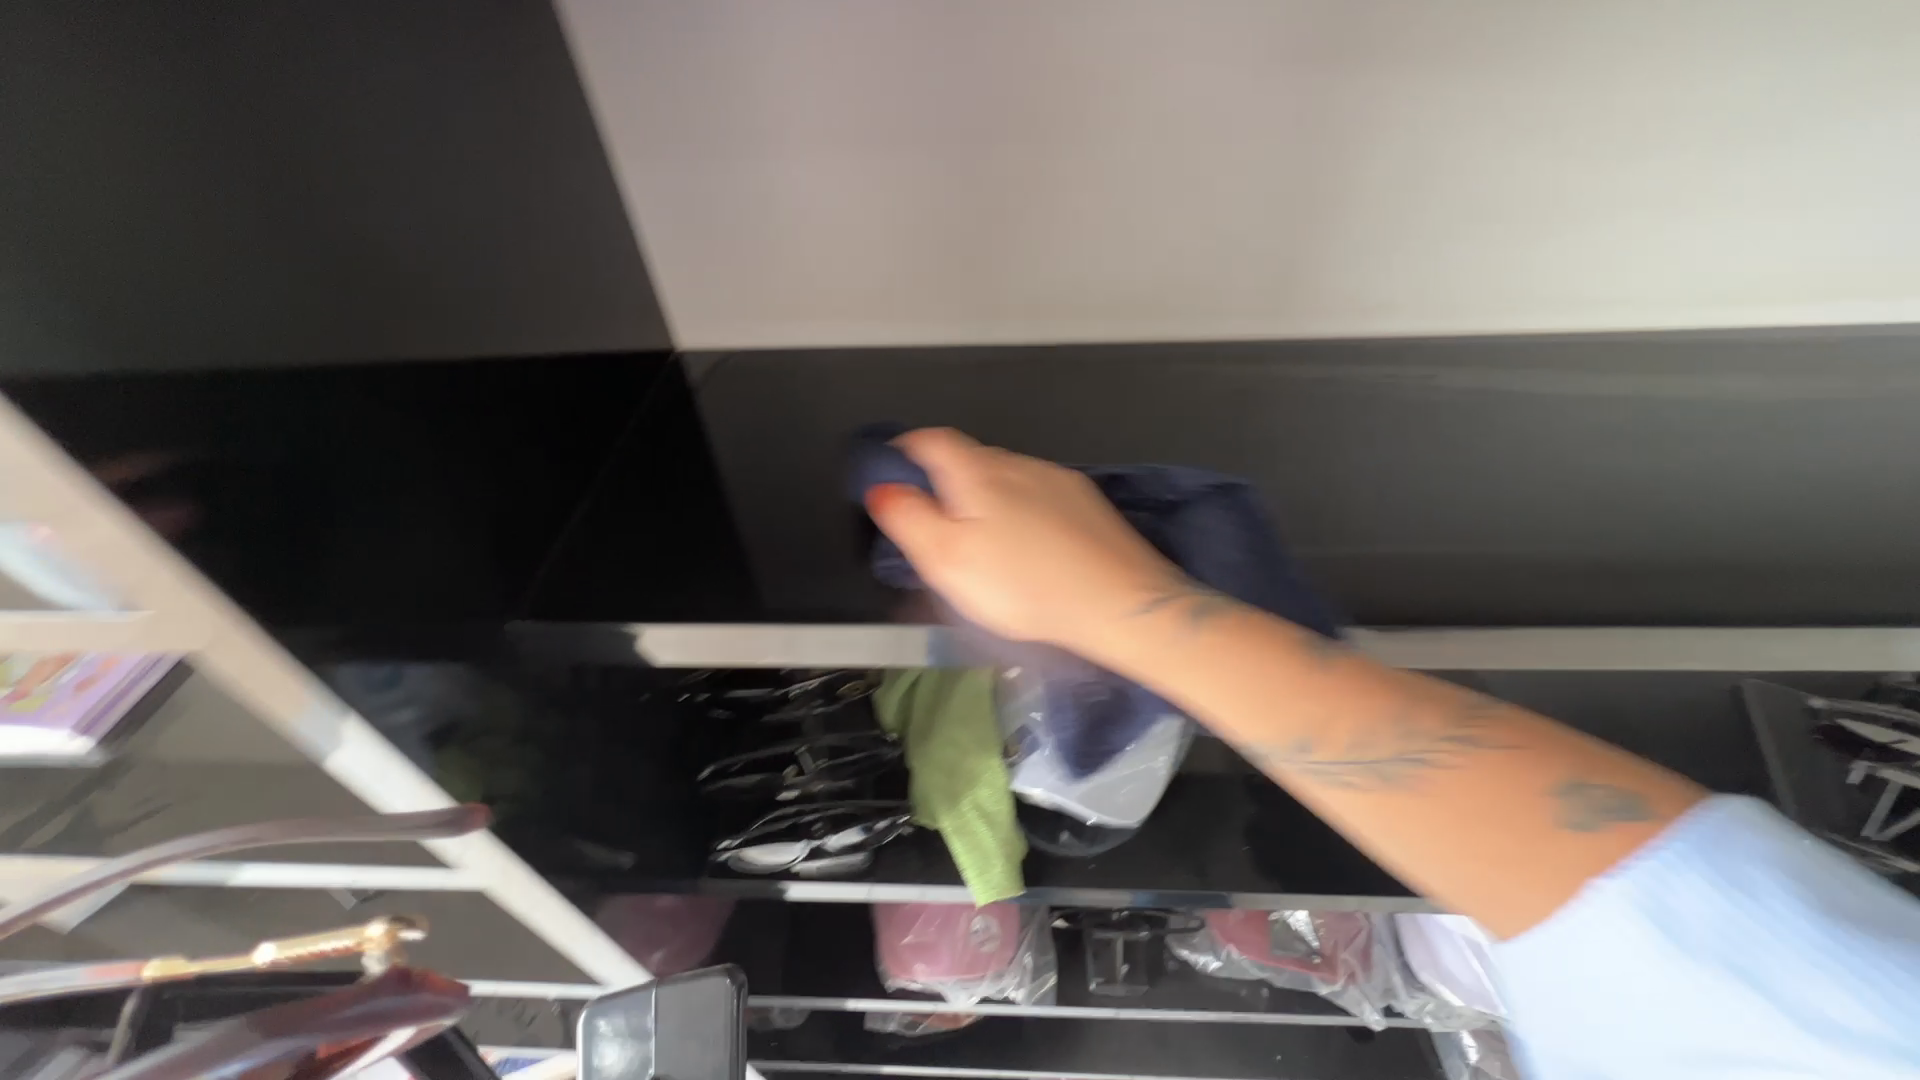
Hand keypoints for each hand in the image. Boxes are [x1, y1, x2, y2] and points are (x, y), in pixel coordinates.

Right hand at [864, 428, 1175, 648]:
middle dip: (946, 479)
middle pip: (969, 457)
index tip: (894, 469)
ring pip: (1007, 477)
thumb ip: (908, 518)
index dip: (906, 449)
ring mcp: (1057, 479)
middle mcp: (1018, 462)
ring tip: (983, 538)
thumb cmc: (1021, 585)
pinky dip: (1022, 510)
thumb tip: (882, 488)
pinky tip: (1029, 544)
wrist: (1117, 602)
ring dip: (987, 496)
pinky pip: (1039, 494)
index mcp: (976, 472)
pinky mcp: (1086, 502)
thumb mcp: (946, 560)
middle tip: (936, 519)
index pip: (931, 440)